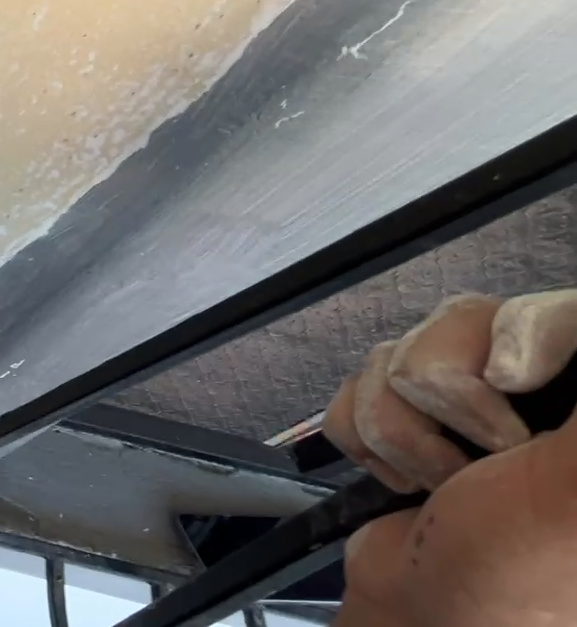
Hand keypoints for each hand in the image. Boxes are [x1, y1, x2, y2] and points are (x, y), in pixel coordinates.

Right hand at [324, 290, 576, 625]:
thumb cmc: (526, 578)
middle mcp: (553, 400)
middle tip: (488, 454)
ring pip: (405, 348)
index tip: (511, 383)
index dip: (524, 333)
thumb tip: (533, 347)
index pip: (562, 316)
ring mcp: (482, 409)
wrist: (428, 618)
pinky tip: (403, 475)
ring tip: (440, 480)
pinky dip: (363, 430)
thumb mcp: (576, 490)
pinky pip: (358, 378)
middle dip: (447, 389)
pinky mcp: (412, 417)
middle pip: (475, 321)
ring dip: (399, 420)